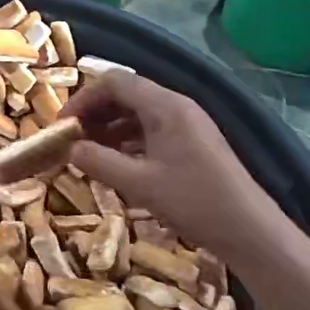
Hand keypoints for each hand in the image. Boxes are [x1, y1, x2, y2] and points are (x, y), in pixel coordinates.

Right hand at [59, 71, 275, 251]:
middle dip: (94, 114)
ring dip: (109, 129)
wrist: (247, 227)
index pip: (114, 82)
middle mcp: (176, 106)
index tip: (62, 127)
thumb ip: (99, 162)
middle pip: (126, 94)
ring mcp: (187, 123)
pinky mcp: (192, 142)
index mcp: (165, 106)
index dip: (83, 99)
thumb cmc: (192, 200)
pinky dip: (128, 141)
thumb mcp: (138, 183)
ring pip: (138, 113)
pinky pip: (152, 130)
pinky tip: (115, 163)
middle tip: (71, 140)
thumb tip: (68, 149)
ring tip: (87, 154)